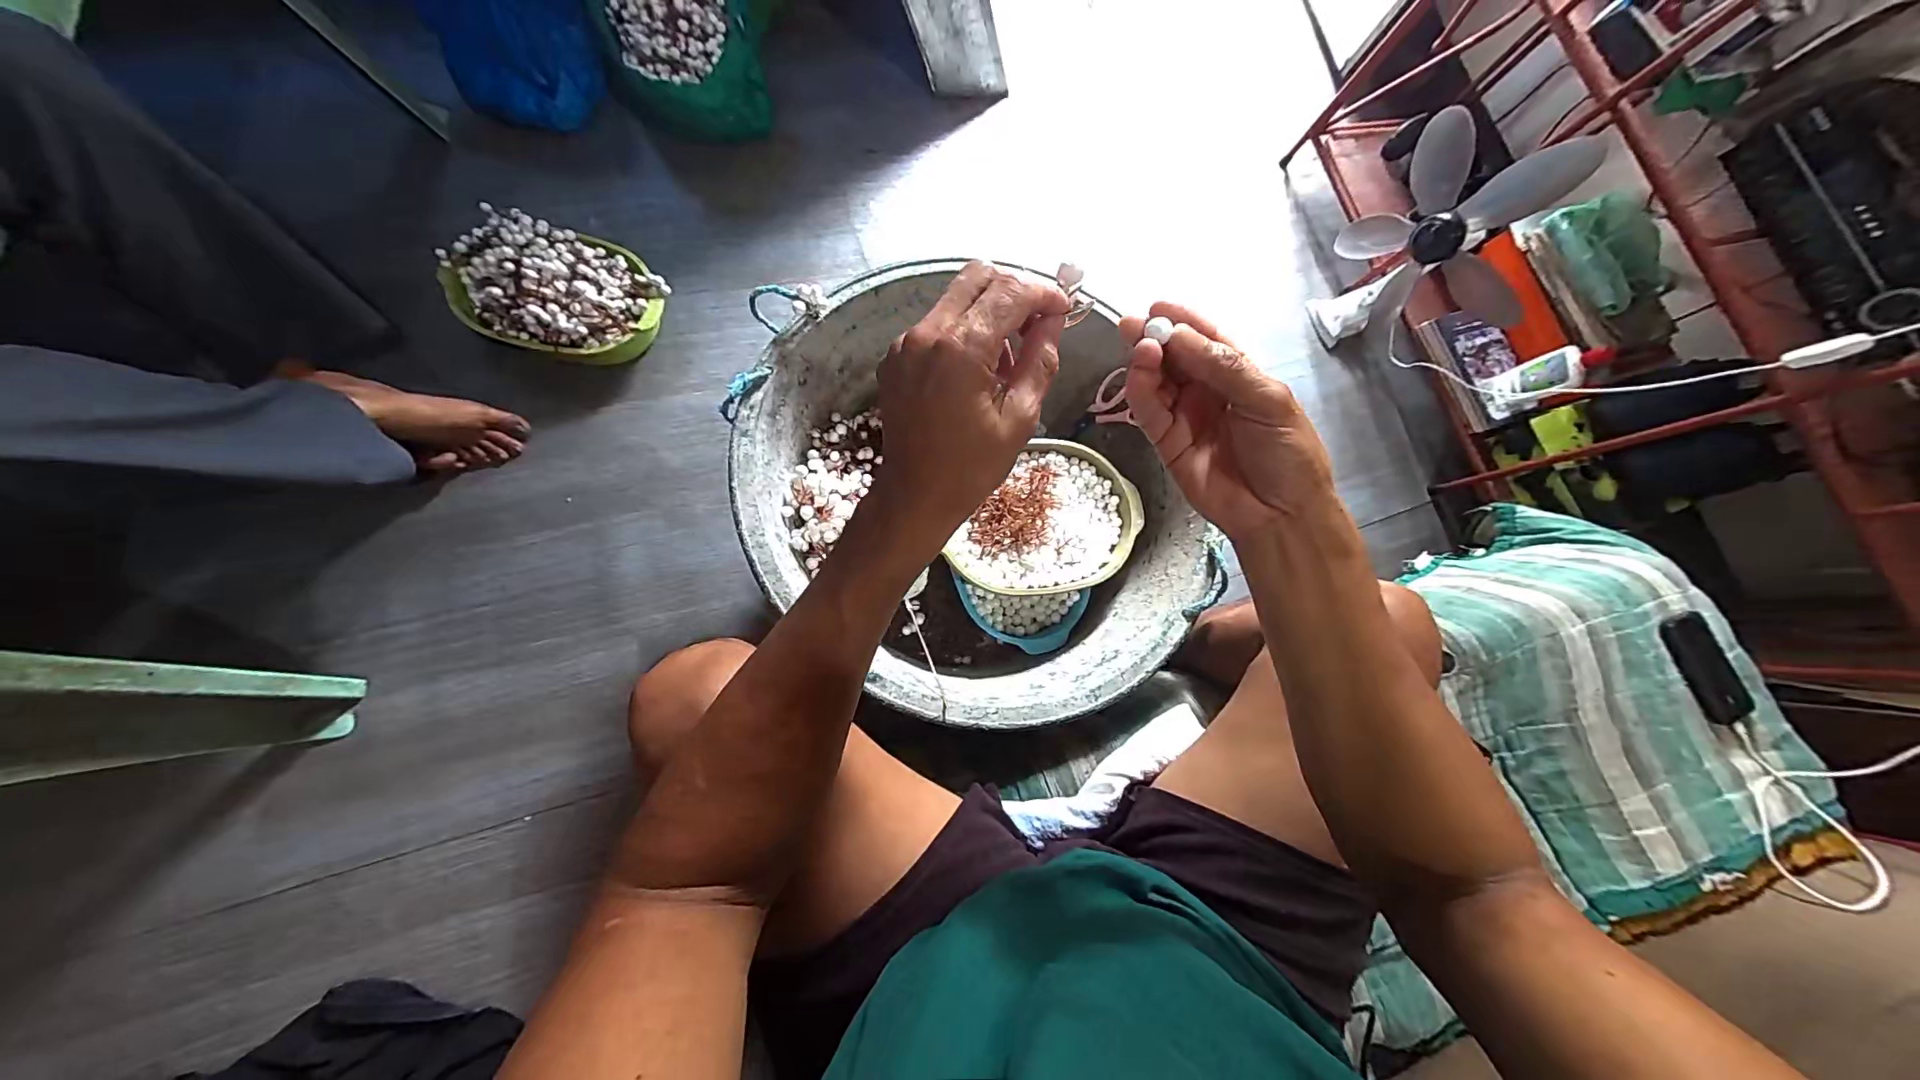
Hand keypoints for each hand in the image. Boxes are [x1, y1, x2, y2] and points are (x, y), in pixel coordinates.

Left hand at [869, 261, 1068, 549]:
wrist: (914, 495)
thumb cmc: (971, 466)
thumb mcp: (1020, 417)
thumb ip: (1041, 360)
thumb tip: (1053, 321)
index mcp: (961, 348)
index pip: (1010, 291)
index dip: (1043, 293)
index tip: (1062, 310)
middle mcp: (927, 333)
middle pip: (978, 276)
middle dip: (1015, 291)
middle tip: (1035, 325)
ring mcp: (906, 343)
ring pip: (956, 297)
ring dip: (989, 310)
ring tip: (1007, 357)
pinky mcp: (895, 357)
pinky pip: (936, 323)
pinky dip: (963, 330)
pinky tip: (976, 369)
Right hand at [1122, 303, 1337, 542]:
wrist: (1280, 512)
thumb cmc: (1287, 453)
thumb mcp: (1267, 399)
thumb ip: (1224, 367)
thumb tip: (1178, 337)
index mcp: (1237, 376)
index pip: (1206, 341)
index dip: (1183, 322)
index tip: (1157, 306)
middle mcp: (1207, 392)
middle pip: (1174, 359)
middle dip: (1153, 338)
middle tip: (1131, 323)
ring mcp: (1185, 417)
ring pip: (1157, 383)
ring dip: (1145, 362)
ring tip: (1139, 346)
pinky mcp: (1167, 443)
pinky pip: (1149, 413)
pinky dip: (1140, 391)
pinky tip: (1139, 373)